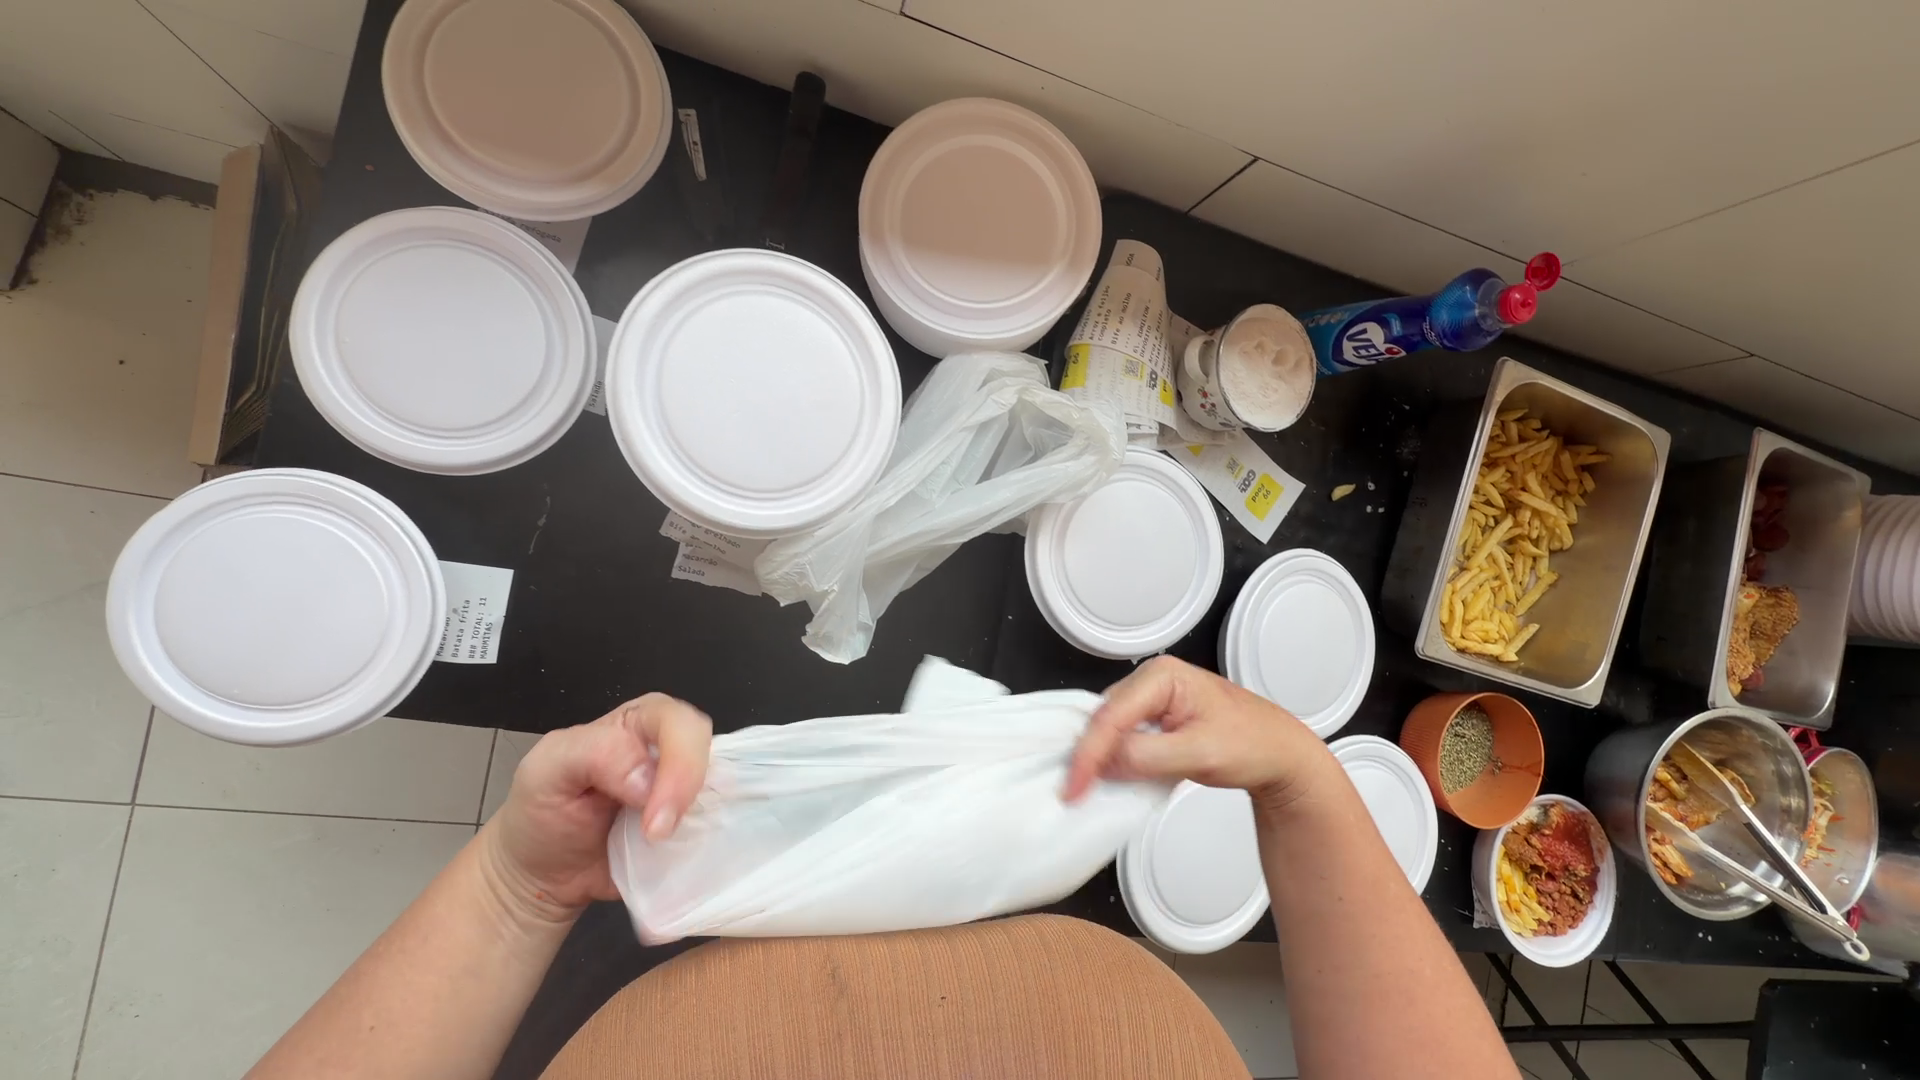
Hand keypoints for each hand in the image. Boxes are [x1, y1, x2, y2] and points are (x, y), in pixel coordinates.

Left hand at [479, 694, 711, 922]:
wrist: (543, 875)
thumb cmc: (542, 814)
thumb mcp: (546, 771)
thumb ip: (594, 754)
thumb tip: (649, 780)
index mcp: (635, 723)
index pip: (675, 721)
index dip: (676, 762)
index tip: (652, 818)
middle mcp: (668, 747)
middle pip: (705, 745)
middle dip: (688, 786)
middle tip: (660, 834)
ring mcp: (685, 785)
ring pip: (721, 780)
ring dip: (703, 813)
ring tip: (667, 844)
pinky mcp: (694, 821)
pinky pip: (720, 820)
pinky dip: (710, 837)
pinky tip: (683, 851)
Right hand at [1065, 657, 1333, 812]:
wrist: (1280, 754)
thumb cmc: (1253, 743)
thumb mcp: (1200, 753)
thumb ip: (1147, 756)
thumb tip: (1105, 762)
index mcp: (1162, 675)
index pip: (1112, 714)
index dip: (1090, 753)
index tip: (1075, 786)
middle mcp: (1150, 679)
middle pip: (1104, 717)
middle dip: (1088, 754)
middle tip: (1074, 790)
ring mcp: (1150, 698)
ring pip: (1108, 727)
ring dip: (1098, 757)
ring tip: (1085, 787)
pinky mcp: (1152, 718)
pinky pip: (1121, 735)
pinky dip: (1112, 758)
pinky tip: (1108, 777)